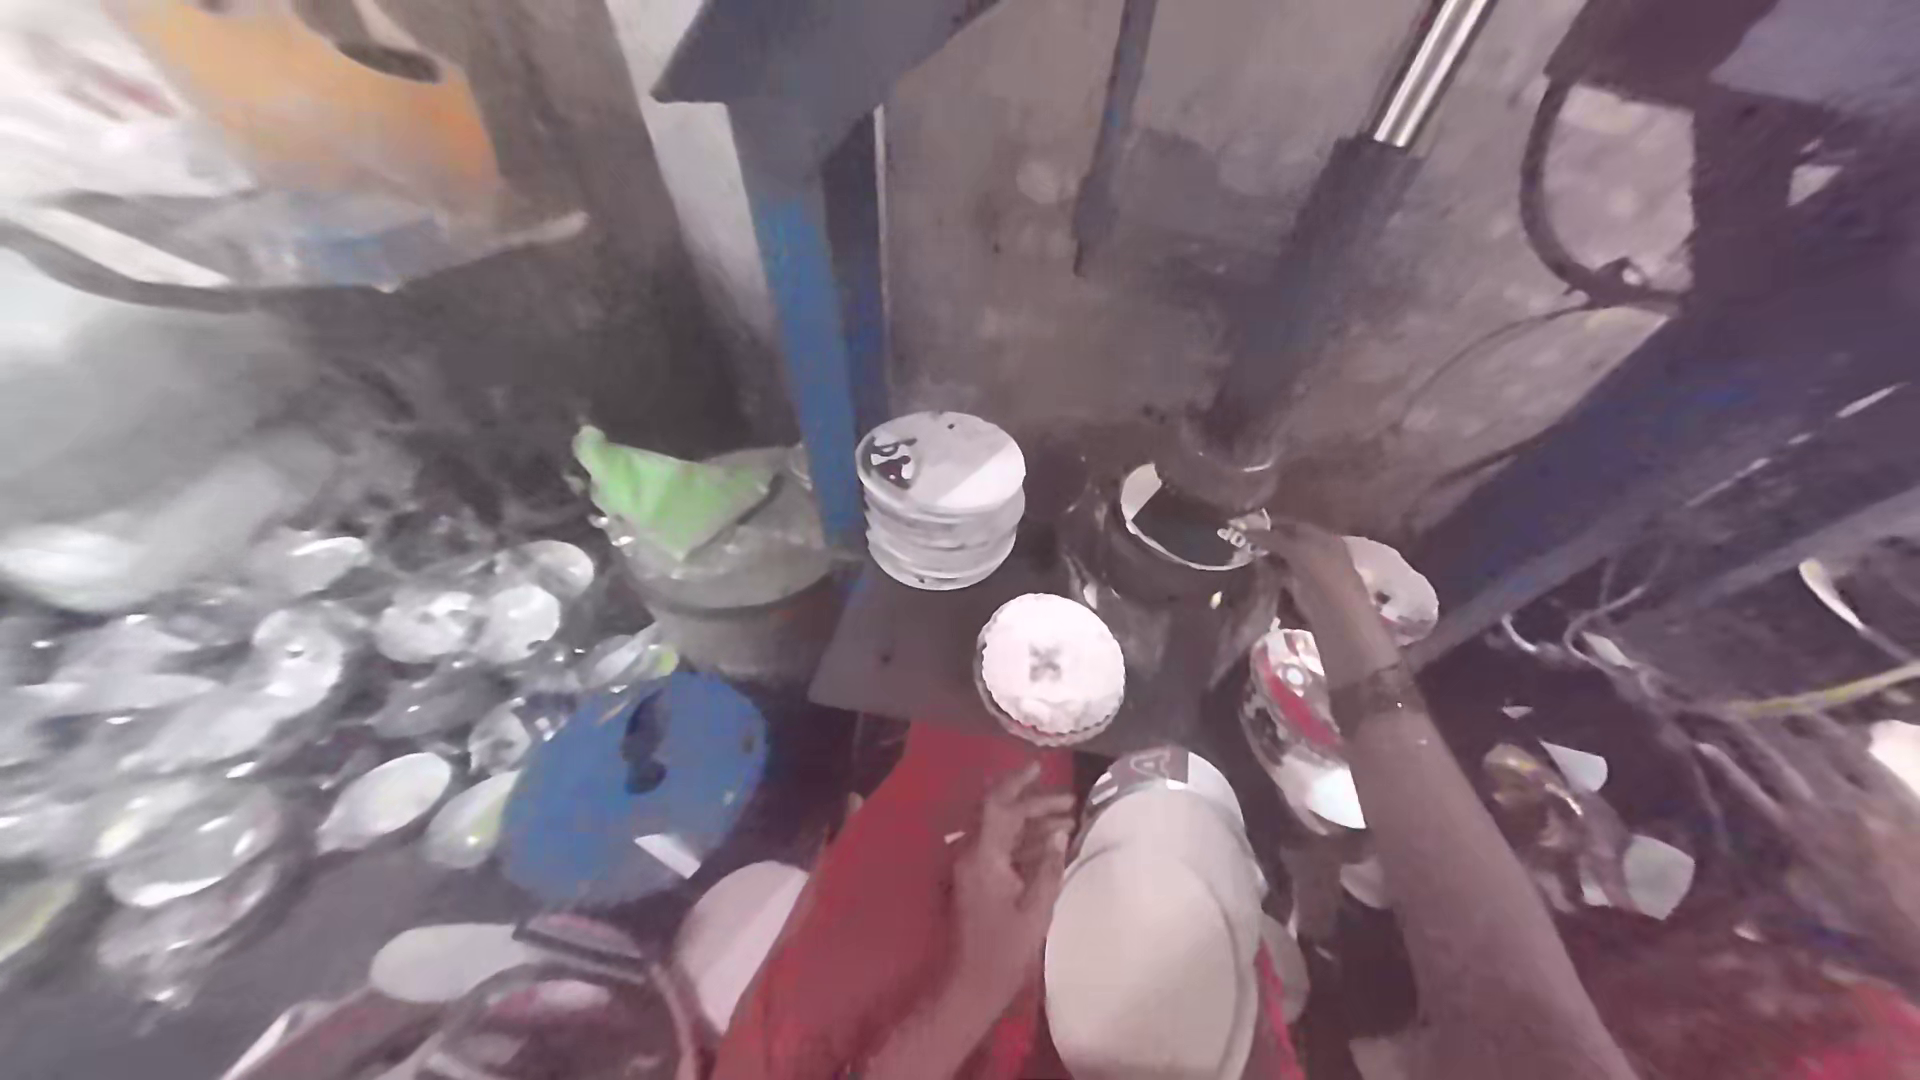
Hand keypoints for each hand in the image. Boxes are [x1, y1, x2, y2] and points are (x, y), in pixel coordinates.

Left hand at [950, 763, 1073, 1005]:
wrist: (970, 985)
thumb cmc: (1005, 951)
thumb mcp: (1036, 911)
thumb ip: (1048, 868)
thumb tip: (1059, 833)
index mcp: (983, 855)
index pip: (999, 805)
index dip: (1019, 784)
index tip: (1042, 769)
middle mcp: (973, 852)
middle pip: (1001, 813)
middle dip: (1033, 801)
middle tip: (1067, 798)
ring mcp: (973, 865)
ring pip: (1003, 830)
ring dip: (1031, 822)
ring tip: (1068, 819)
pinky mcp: (978, 878)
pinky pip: (1001, 847)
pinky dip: (1024, 841)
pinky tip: (1050, 843)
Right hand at [1698, 713, 1919, 977]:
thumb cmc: (1872, 930)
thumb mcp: (1811, 916)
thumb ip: (1766, 903)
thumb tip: (1729, 909)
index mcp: (1795, 832)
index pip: (1744, 786)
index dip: (1720, 763)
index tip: (1697, 740)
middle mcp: (1822, 808)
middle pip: (1778, 759)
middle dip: (1751, 732)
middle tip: (1727, 707)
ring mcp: (1867, 802)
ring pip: (1821, 752)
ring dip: (1796, 727)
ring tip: (1776, 703)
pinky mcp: (1902, 803)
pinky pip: (1868, 763)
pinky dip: (1846, 741)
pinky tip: (1830, 724)